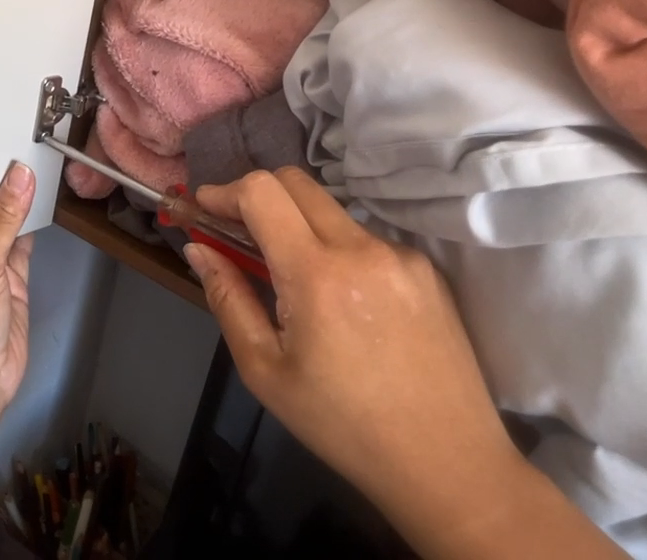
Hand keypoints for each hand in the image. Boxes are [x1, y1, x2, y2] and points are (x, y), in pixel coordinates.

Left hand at [0, 161, 35, 428]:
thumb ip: (3, 219)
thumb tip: (20, 172)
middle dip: (2, 185)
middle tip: (21, 140)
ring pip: (8, 229)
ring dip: (19, 205)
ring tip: (35, 162)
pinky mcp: (14, 285)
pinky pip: (23, 249)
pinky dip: (31, 230)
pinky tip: (41, 204)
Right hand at [183, 169, 521, 515]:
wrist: (449, 464)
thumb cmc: (342, 424)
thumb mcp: (264, 369)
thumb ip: (227, 298)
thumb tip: (198, 248)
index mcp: (318, 275)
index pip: (262, 192)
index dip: (224, 191)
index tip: (204, 209)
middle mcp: (362, 249)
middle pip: (295, 182)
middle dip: (256, 195)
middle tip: (236, 231)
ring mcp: (401, 256)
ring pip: (330, 210)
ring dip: (296, 223)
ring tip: (289, 275)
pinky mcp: (427, 270)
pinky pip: (364, 238)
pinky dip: (336, 248)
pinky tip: (339, 299)